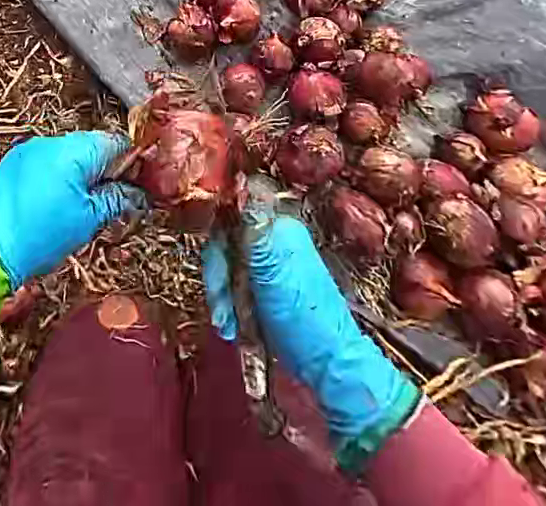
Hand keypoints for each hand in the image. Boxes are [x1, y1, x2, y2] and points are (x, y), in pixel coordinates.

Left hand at [0, 130, 146, 286]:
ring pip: (71, 154)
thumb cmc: (37, 235)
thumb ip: (116, 198)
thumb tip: (137, 193)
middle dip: (107, 169)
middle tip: (113, 199)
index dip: (131, 163)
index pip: (117, 143)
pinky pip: (49, 161)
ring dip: (83, 173)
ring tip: (83, 205)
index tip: (137, 183)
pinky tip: (58, 201)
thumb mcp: (87, 219)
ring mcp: (30, 150)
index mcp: (74, 150)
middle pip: (94, 146)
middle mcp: (52, 142)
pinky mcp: (15, 163)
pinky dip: (60, 175)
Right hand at [202, 185, 420, 470]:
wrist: (328, 363)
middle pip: (227, 242)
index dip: (219, 238)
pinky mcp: (266, 286)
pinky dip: (231, 306)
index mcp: (280, 226)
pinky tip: (234, 328)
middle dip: (220, 277)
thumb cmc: (303, 316)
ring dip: (224, 297)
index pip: (235, 211)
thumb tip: (242, 182)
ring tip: (229, 327)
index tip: (217, 270)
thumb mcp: (272, 272)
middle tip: (222, 311)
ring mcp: (270, 263)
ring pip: (228, 266)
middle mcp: (274, 238)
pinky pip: (236, 286)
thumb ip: (254, 230)